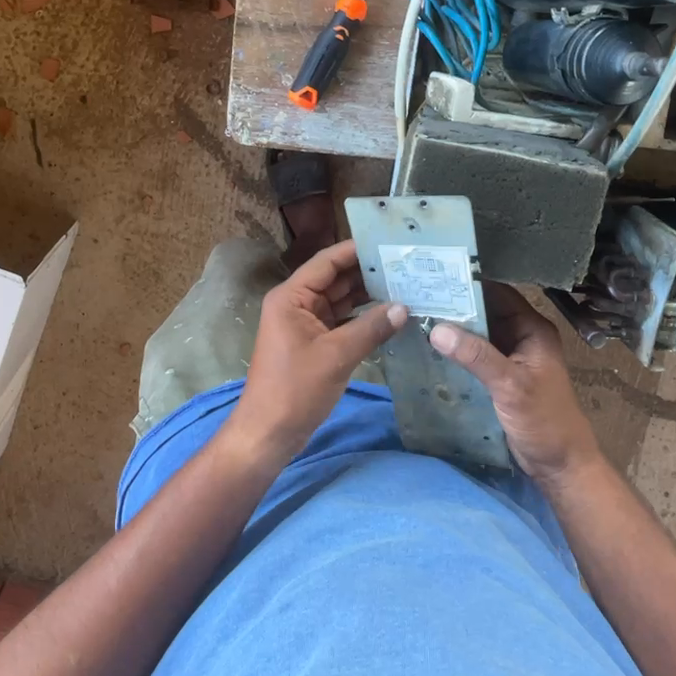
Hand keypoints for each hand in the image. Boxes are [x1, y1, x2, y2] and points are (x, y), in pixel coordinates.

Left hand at [226, 240, 407, 464]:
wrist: (268, 433)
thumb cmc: (295, 389)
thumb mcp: (336, 356)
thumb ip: (370, 328)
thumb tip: (404, 307)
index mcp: (291, 297)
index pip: (326, 262)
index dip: (355, 250)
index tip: (388, 242)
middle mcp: (296, 304)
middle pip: (335, 279)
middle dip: (368, 273)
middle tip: (407, 265)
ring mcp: (304, 325)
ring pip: (340, 302)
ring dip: (368, 296)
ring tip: (406, 286)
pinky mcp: (314, 345)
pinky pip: (341, 322)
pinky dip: (363, 319)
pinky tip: (391, 316)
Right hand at [428, 283, 600, 483]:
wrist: (560, 467)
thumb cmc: (545, 422)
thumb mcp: (511, 385)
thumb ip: (477, 356)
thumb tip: (437, 329)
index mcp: (532, 329)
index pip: (498, 293)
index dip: (470, 283)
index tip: (436, 275)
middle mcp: (520, 337)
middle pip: (484, 311)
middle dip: (454, 304)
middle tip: (416, 293)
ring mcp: (508, 358)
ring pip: (476, 333)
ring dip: (452, 327)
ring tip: (415, 314)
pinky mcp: (497, 377)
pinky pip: (472, 354)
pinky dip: (454, 350)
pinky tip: (427, 346)